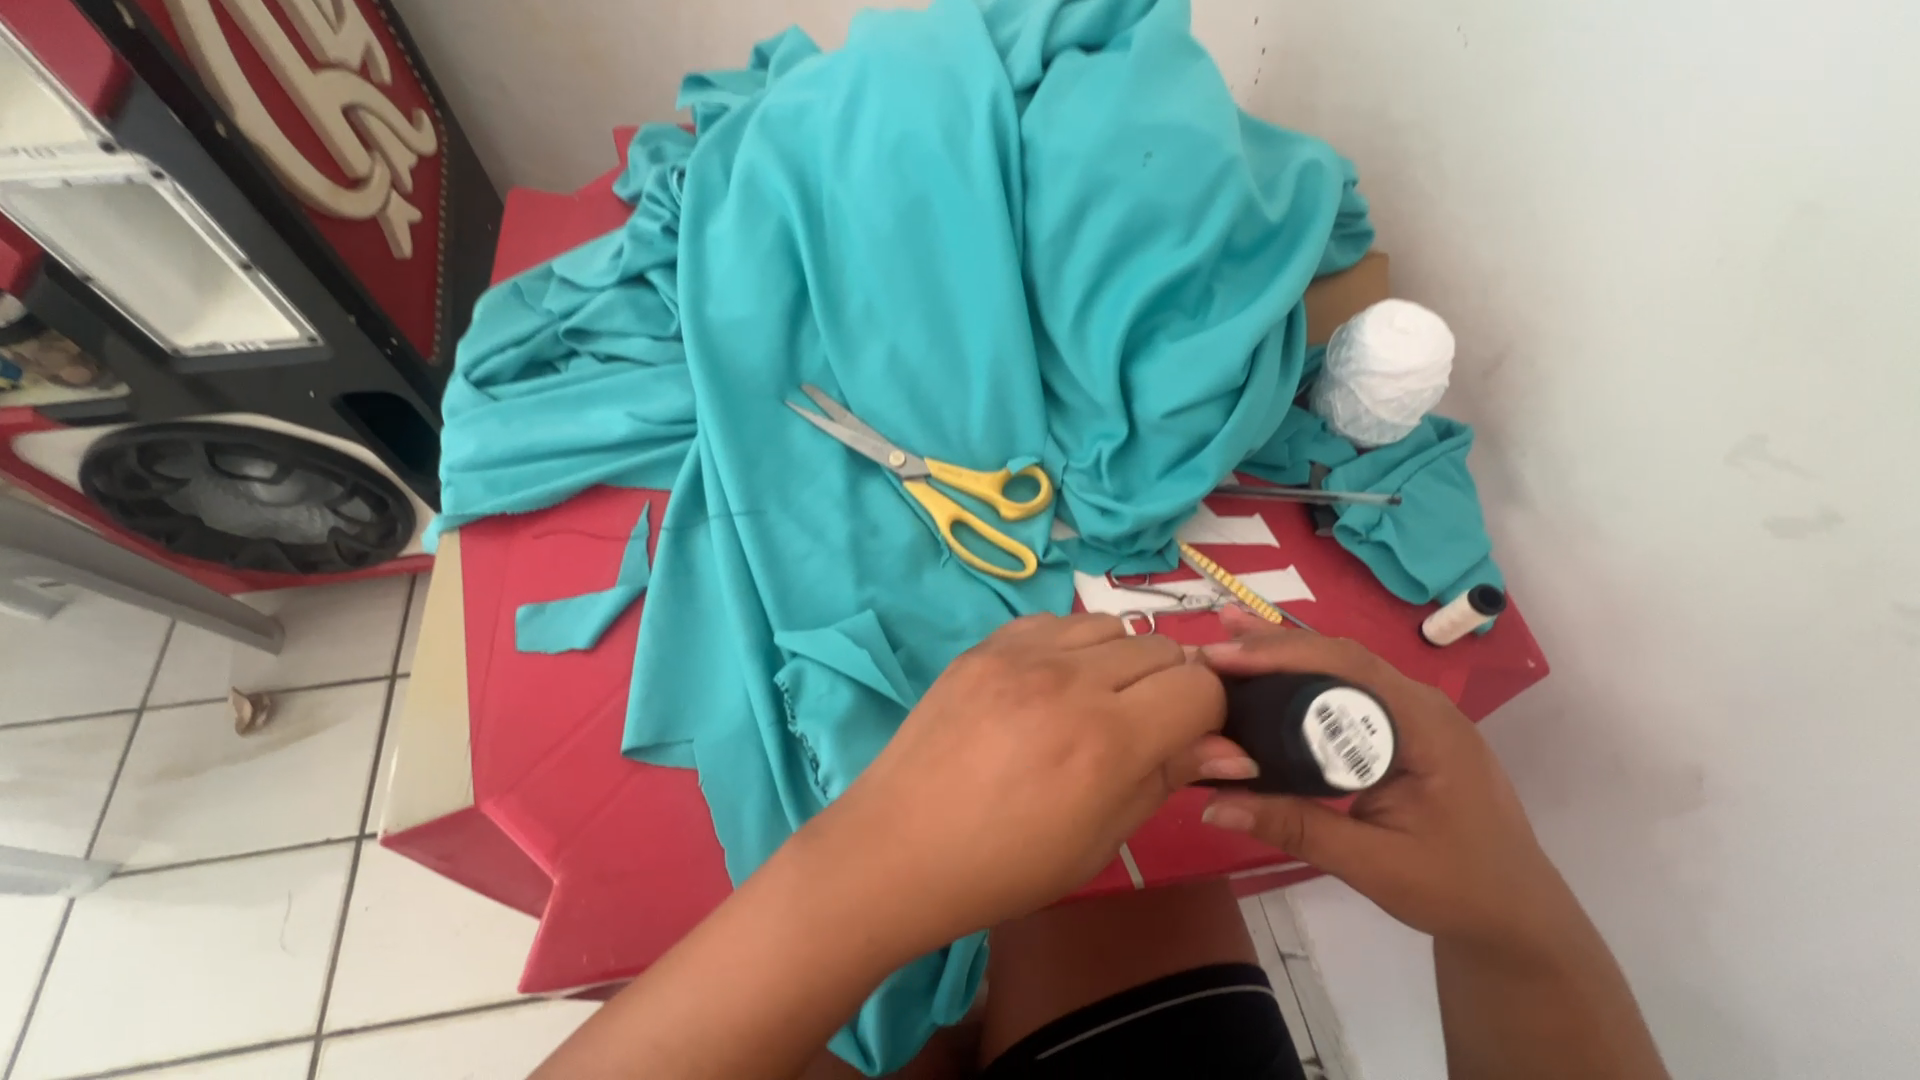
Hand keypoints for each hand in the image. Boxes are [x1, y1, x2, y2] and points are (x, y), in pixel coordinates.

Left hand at [795, 613, 1236, 950]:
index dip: (1206, 715)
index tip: (1184, 740)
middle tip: (1136, 728)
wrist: (899, 847)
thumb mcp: (1102, 839)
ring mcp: (1021, 654)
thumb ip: (1167, 777)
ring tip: (1088, 703)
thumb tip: (1233, 748)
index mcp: (1107, 740)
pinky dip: (1069, 645)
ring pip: (1111, 625)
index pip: (1200, 687)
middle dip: (1167, 687)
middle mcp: (1070, 681)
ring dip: (1119, 660)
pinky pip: (1055, 622)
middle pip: (1161, 650)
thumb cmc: (1006, 865)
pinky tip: (1045, 685)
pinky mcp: (984, 645)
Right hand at [1199, 608, 1584, 956]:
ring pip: (1342, 670)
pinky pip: (1347, 693)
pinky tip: (1266, 680)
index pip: (1349, 667)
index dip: (1283, 654)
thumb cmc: (1456, 889)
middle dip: (1274, 643)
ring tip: (1228, 641)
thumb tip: (1213, 805)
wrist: (1516, 919)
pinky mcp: (1400, 732)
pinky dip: (1301, 681)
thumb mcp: (1373, 864)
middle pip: (1341, 657)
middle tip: (1213, 641)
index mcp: (1427, 726)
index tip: (1223, 657)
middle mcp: (1421, 706)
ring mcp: (1413, 716)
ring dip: (1285, 656)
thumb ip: (1295, 828)